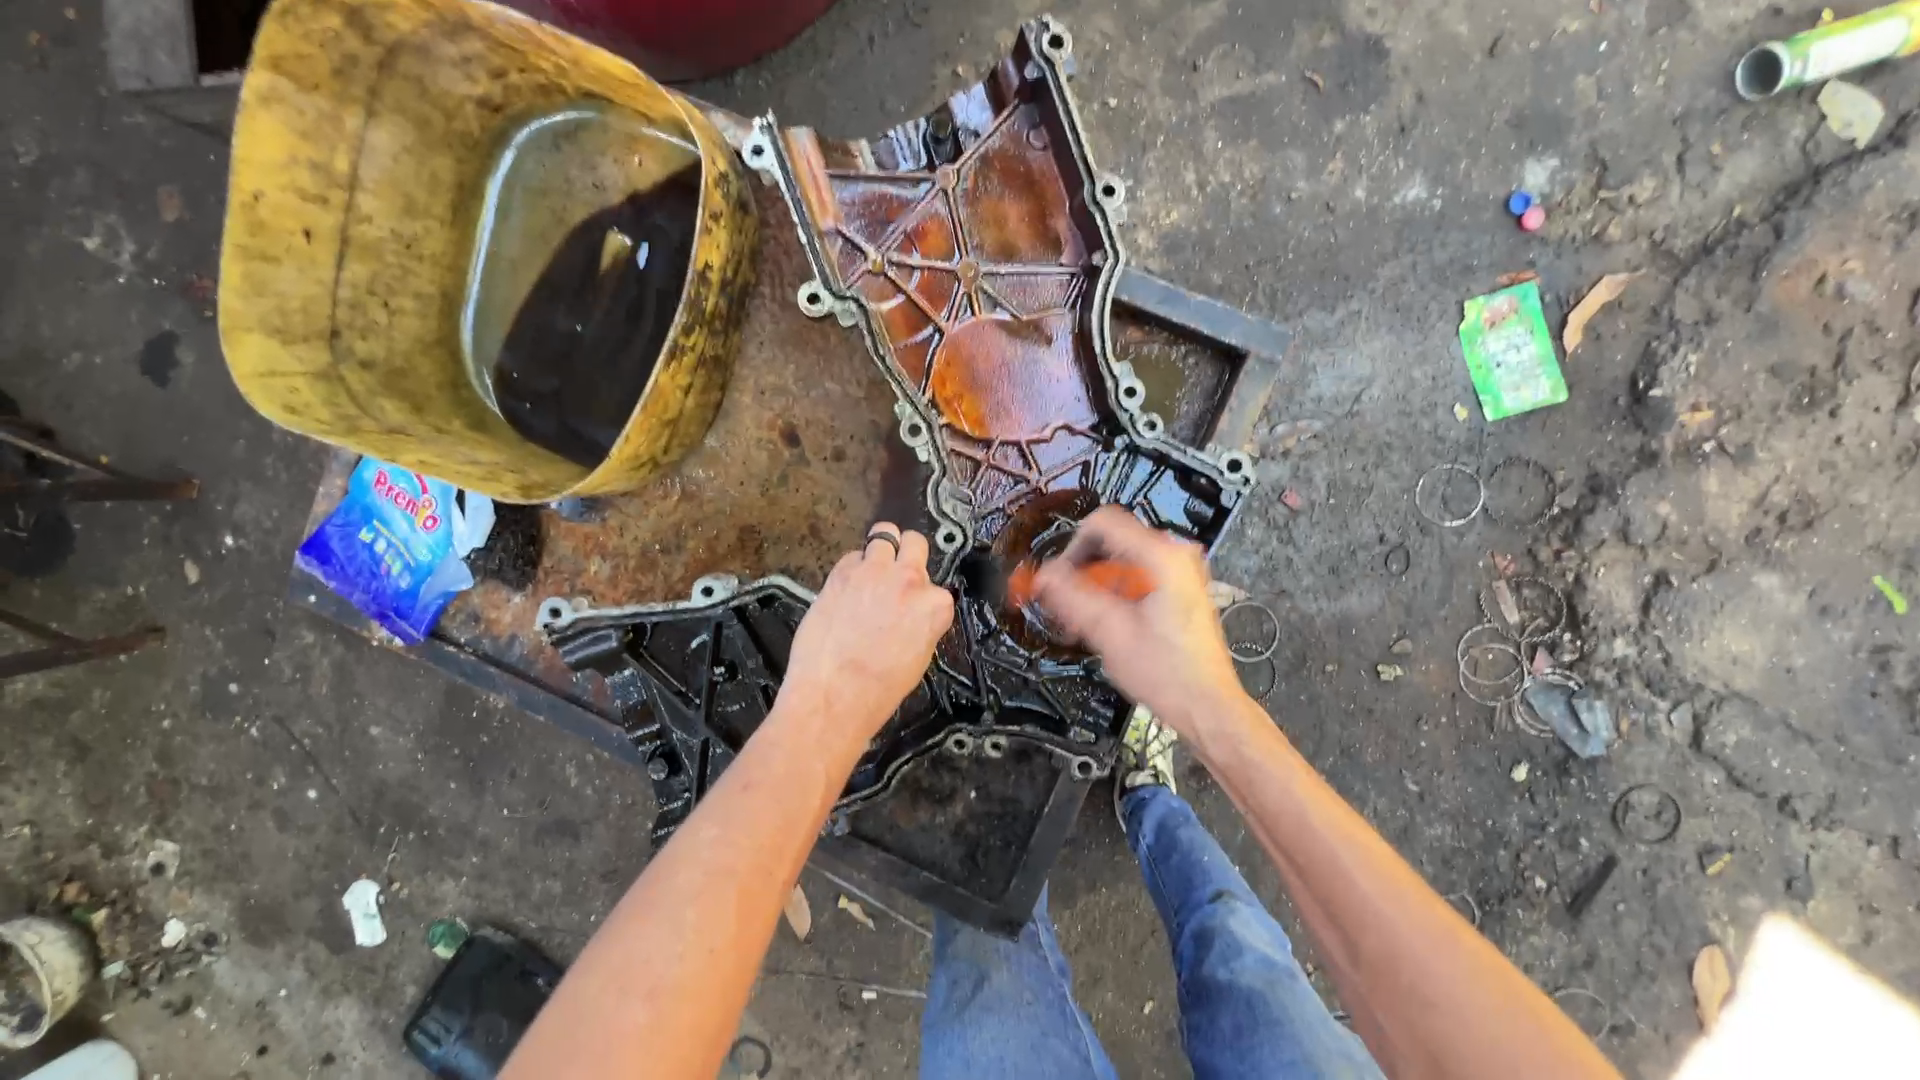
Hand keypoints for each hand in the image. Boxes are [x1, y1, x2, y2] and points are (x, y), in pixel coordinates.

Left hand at [778, 523, 955, 747]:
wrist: (835, 694)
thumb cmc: (879, 688)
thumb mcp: (919, 656)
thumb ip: (922, 623)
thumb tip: (912, 613)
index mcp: (935, 606)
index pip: (937, 586)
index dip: (921, 596)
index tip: (911, 607)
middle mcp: (909, 580)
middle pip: (914, 541)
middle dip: (907, 552)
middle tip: (895, 571)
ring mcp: (874, 572)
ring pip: (883, 534)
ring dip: (879, 551)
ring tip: (869, 572)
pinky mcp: (841, 572)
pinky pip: (852, 556)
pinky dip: (851, 568)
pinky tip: (846, 590)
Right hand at [1031, 507, 1246, 738]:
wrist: (1205, 704)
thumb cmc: (1172, 675)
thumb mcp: (1109, 632)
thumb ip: (1070, 597)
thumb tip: (1042, 576)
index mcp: (1162, 557)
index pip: (1101, 524)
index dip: (1071, 550)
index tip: (1057, 578)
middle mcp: (1175, 557)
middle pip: (1109, 545)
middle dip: (1081, 575)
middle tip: (1065, 607)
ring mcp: (1178, 573)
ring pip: (1119, 564)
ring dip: (1095, 590)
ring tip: (1083, 624)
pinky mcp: (1176, 590)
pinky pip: (1134, 579)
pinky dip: (1113, 597)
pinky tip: (1103, 626)